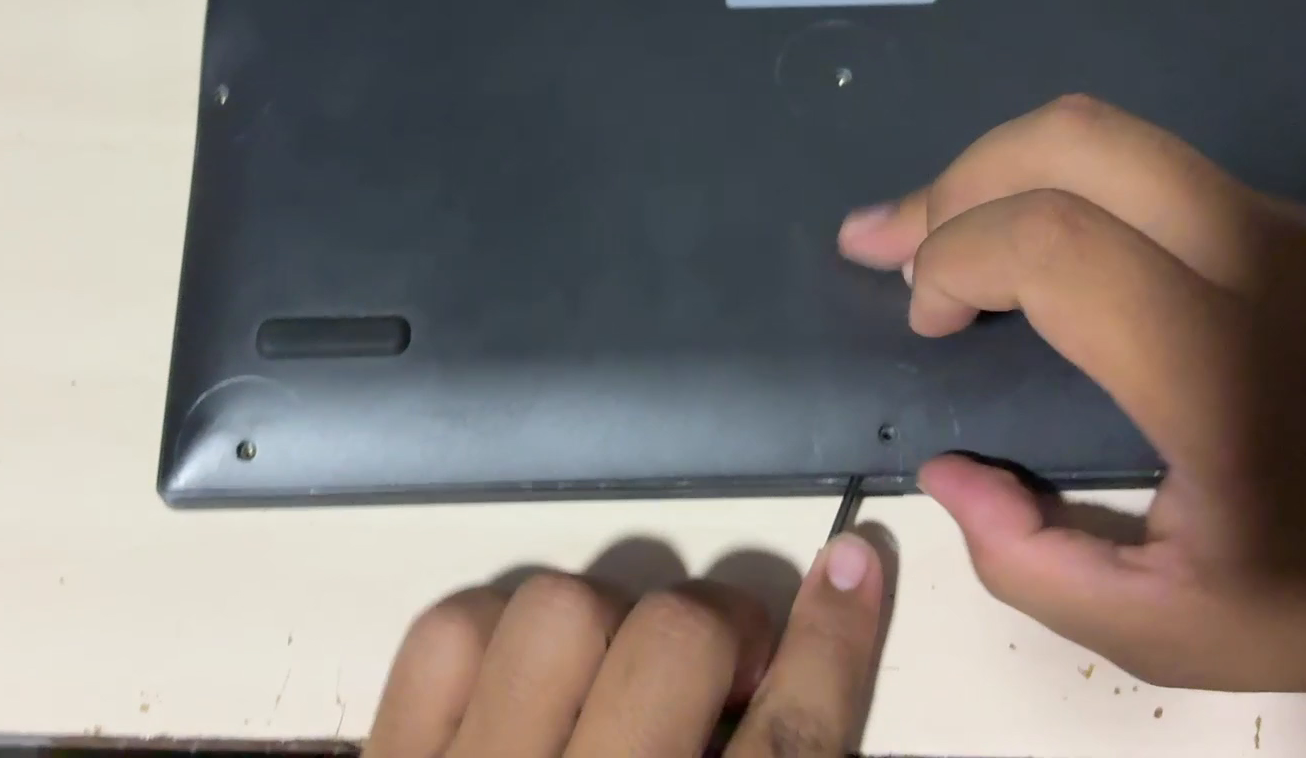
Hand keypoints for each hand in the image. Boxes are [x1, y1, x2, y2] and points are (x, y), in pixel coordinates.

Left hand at [364, 534, 886, 757]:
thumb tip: (777, 679)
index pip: (787, 747)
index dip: (833, 644)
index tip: (853, 566)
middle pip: (670, 646)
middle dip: (713, 626)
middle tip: (718, 658)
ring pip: (558, 608)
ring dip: (604, 618)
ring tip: (613, 668)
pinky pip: (452, 628)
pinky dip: (499, 626)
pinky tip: (521, 672)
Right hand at [839, 95, 1305, 693]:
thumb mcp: (1181, 635)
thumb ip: (1033, 568)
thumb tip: (946, 473)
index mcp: (1222, 364)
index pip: (1052, 245)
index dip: (953, 262)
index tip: (929, 325)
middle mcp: (1255, 260)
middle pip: (1068, 143)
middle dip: (951, 186)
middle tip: (889, 245)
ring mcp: (1277, 223)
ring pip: (1096, 134)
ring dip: (988, 175)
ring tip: (930, 232)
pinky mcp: (1284, 219)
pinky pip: (1131, 162)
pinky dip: (1043, 185)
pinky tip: (1014, 242)